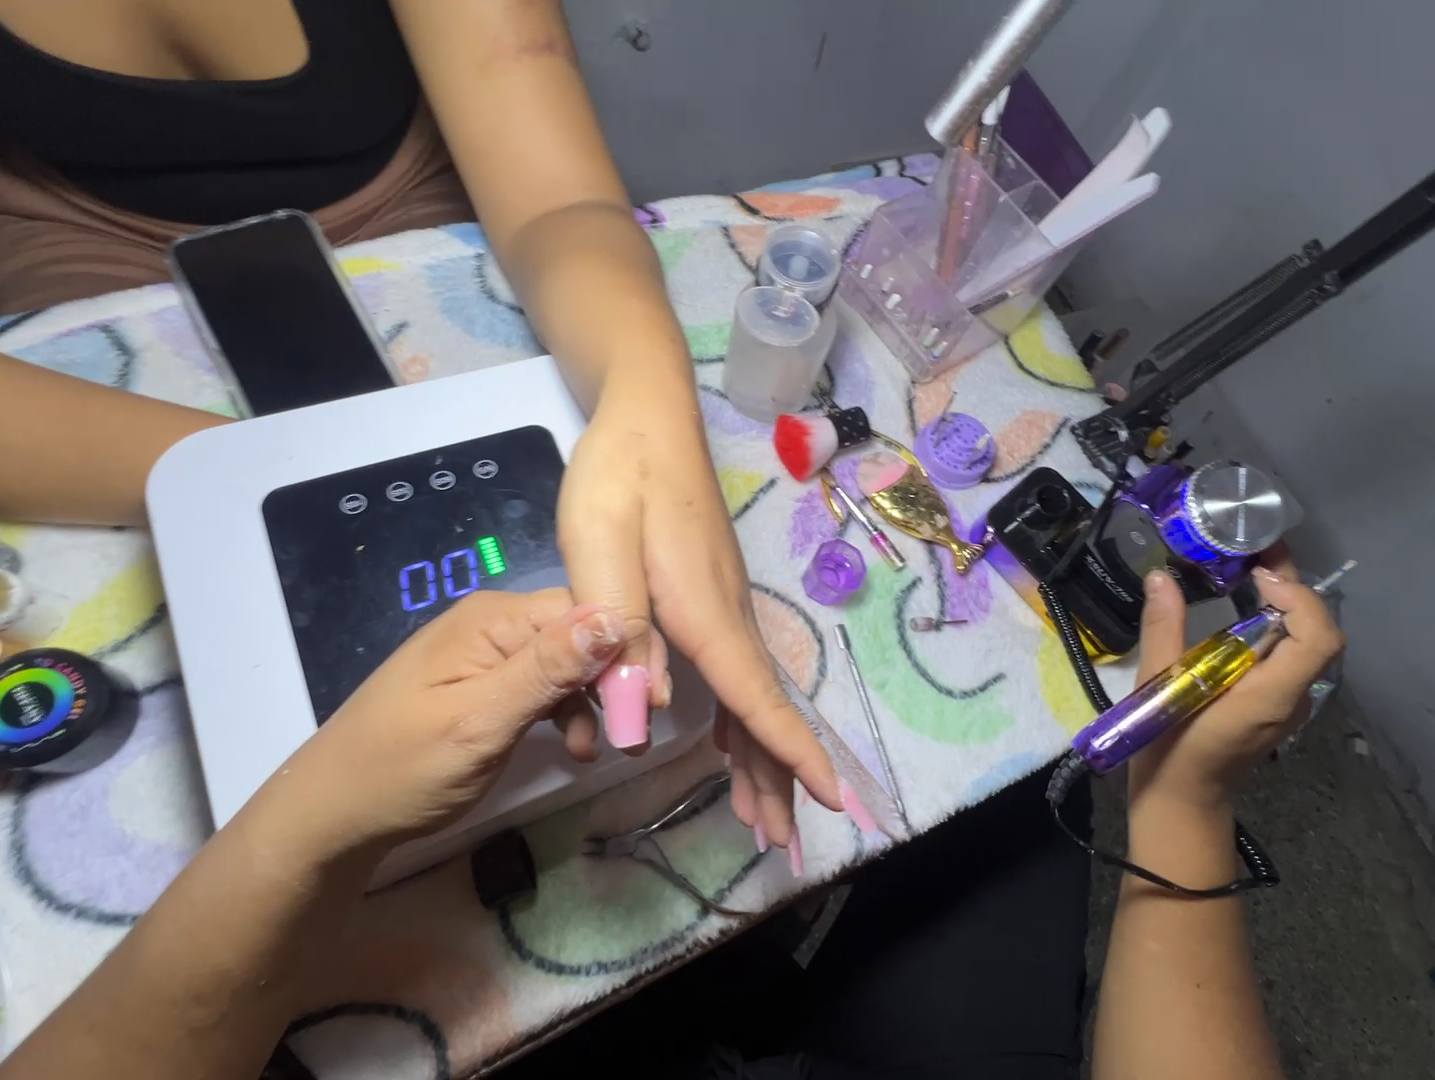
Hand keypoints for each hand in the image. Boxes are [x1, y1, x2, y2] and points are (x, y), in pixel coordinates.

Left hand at [264, 589, 628, 854]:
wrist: (331, 818)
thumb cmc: (403, 769)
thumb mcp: (480, 722)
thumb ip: (548, 669)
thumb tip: (615, 615)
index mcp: (493, 618)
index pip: (584, 608)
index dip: (625, 647)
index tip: (651, 697)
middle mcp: (496, 623)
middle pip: (580, 633)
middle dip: (615, 677)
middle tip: (640, 727)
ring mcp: (491, 653)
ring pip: (569, 662)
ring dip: (596, 701)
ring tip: (614, 747)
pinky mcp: (489, 683)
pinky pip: (546, 685)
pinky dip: (568, 713)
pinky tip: (577, 746)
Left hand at [555, 382, 840, 844]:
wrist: (648, 417)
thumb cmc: (619, 475)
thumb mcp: (599, 543)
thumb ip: (619, 625)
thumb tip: (650, 713)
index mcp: (702, 608)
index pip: (756, 693)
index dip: (793, 751)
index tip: (835, 803)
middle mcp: (727, 612)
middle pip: (762, 704)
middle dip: (777, 772)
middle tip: (781, 838)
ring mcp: (724, 602)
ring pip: (752, 691)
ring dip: (759, 752)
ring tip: (759, 811)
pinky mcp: (710, 594)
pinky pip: (735, 670)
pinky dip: (739, 716)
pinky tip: (726, 740)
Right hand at [1128, 552, 1344, 812]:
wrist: (1180, 801)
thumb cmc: (1167, 750)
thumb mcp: (1157, 686)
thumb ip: (1163, 630)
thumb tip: (1160, 577)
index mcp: (1271, 695)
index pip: (1318, 639)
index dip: (1300, 598)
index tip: (1257, 575)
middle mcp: (1292, 697)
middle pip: (1317, 634)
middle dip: (1293, 588)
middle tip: (1255, 550)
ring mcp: (1286, 701)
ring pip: (1305, 643)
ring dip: (1285, 602)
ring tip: (1247, 568)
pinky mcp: (1272, 702)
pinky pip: (1287, 655)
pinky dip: (1273, 623)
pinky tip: (1241, 608)